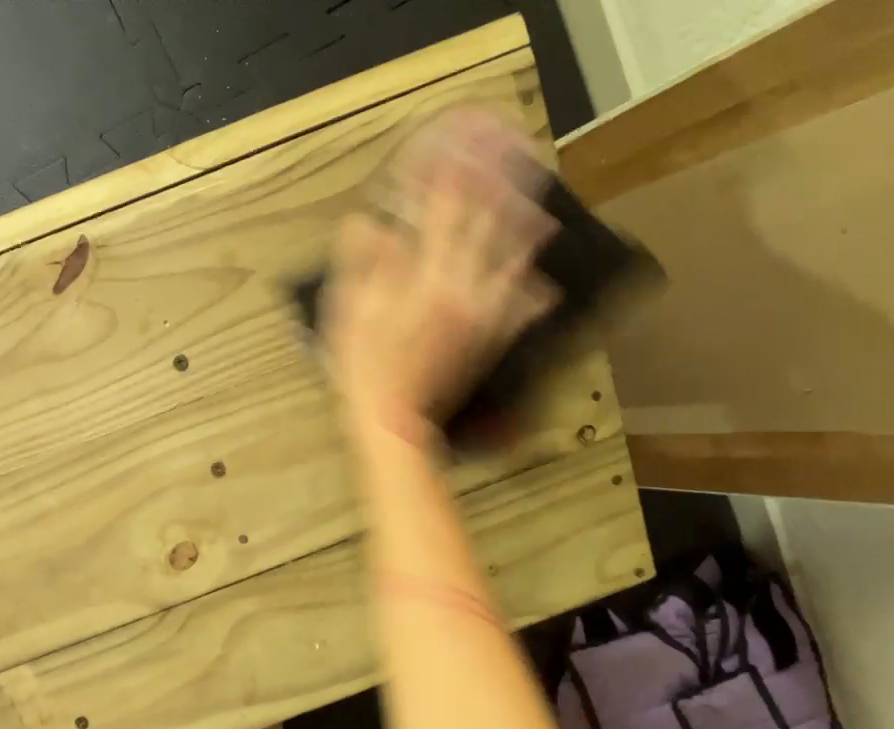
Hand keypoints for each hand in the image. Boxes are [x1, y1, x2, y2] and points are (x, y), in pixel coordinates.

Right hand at [321, 107, 557, 445]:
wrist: (394, 419)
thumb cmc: (364, 367)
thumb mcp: (349, 314)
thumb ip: (362, 264)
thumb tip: (364, 222)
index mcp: (424, 276)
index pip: (440, 213)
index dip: (448, 176)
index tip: (456, 145)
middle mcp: (461, 286)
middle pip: (484, 226)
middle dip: (493, 187)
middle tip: (507, 155)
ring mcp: (480, 313)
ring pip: (510, 261)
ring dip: (523, 229)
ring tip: (537, 204)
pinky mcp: (488, 340)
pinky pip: (518, 312)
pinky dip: (532, 295)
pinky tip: (543, 285)